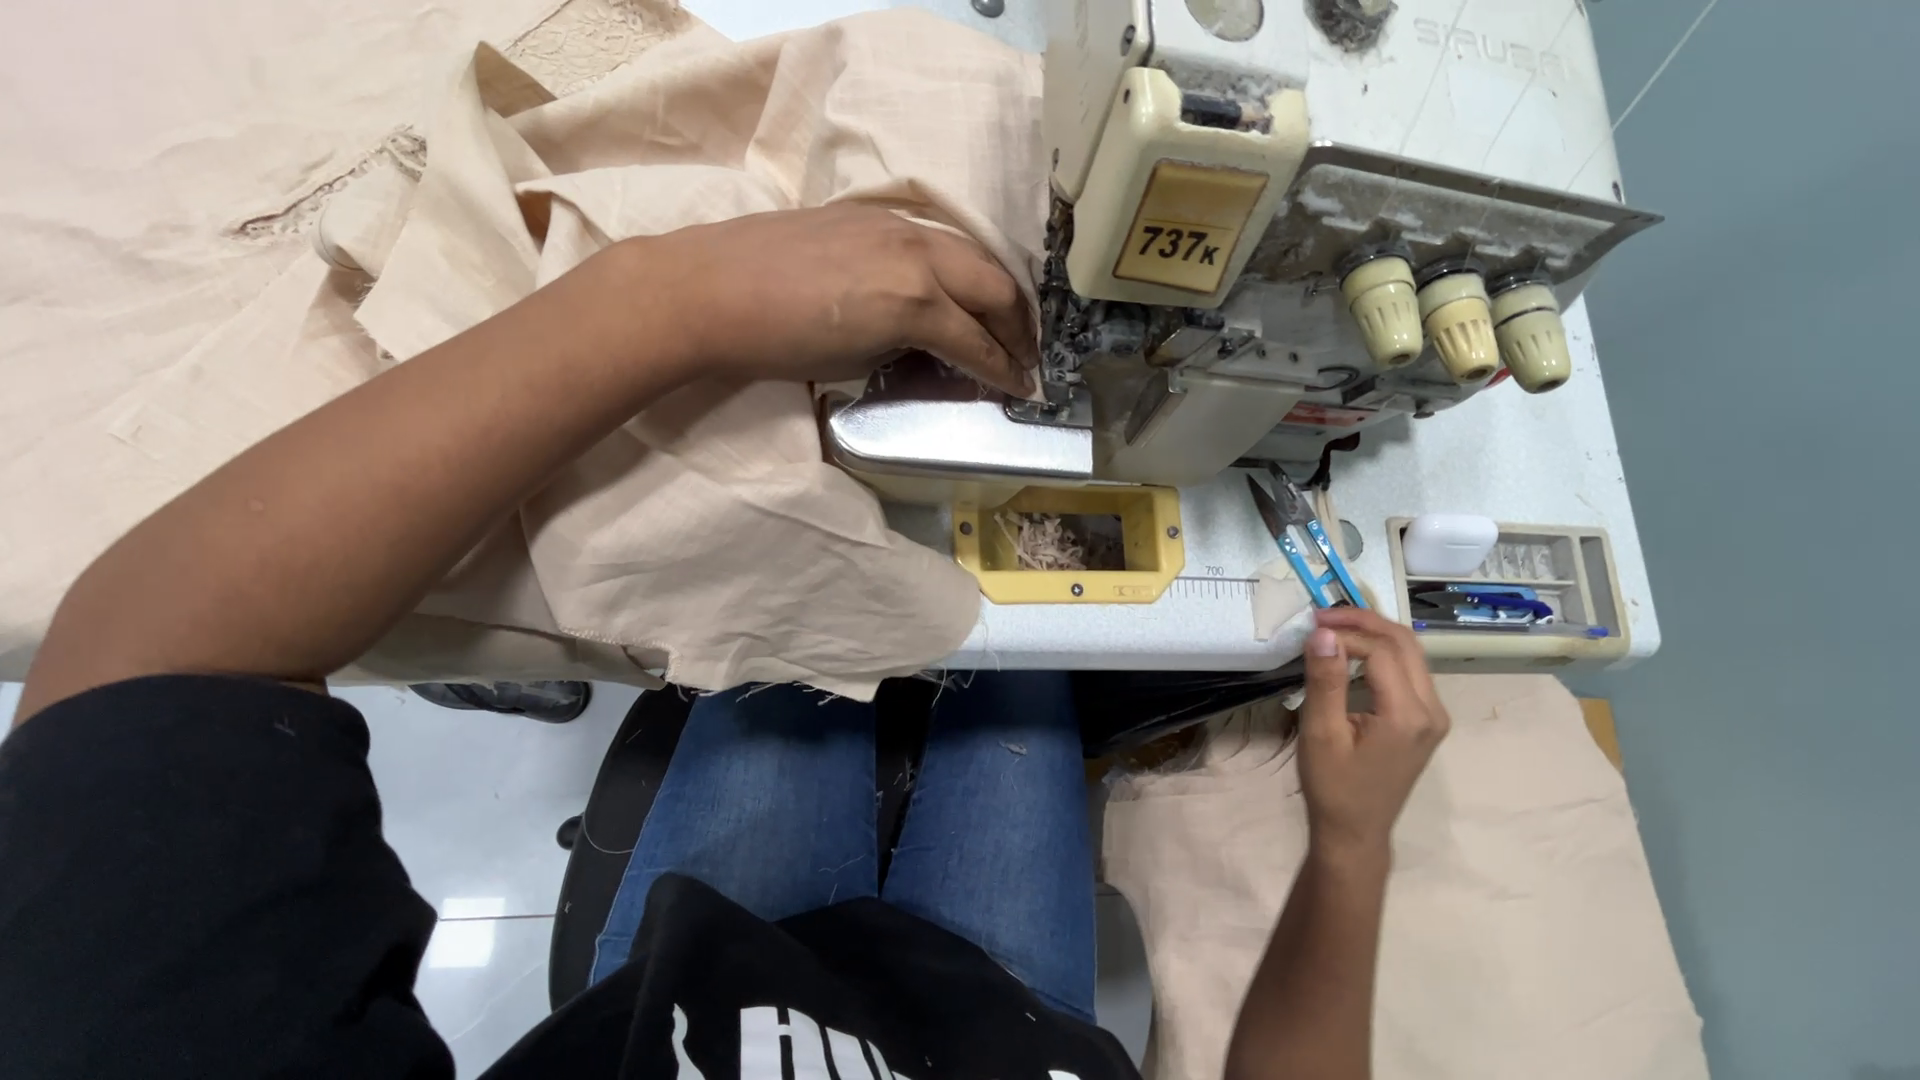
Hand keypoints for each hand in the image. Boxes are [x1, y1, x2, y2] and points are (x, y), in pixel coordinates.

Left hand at [626, 204, 1038, 395]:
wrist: (708, 290)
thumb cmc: (777, 344)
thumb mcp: (857, 361)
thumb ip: (909, 350)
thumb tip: (936, 350)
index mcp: (915, 302)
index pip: (978, 342)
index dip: (1005, 371)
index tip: (1023, 390)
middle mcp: (920, 255)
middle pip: (995, 288)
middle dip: (1019, 328)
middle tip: (1028, 357)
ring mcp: (897, 227)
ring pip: (972, 256)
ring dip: (998, 291)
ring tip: (1005, 321)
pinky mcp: (872, 215)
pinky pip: (939, 239)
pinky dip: (961, 267)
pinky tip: (957, 285)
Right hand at [1298, 607, 1450, 856]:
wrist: (1355, 831)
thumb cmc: (1333, 786)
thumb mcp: (1320, 733)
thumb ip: (1325, 680)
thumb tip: (1323, 633)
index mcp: (1408, 715)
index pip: (1381, 651)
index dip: (1346, 631)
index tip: (1309, 626)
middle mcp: (1432, 710)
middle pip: (1405, 643)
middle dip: (1364, 622)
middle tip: (1322, 616)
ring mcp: (1434, 716)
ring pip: (1411, 654)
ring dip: (1374, 634)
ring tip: (1333, 629)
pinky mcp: (1426, 721)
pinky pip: (1409, 671)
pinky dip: (1381, 652)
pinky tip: (1352, 653)